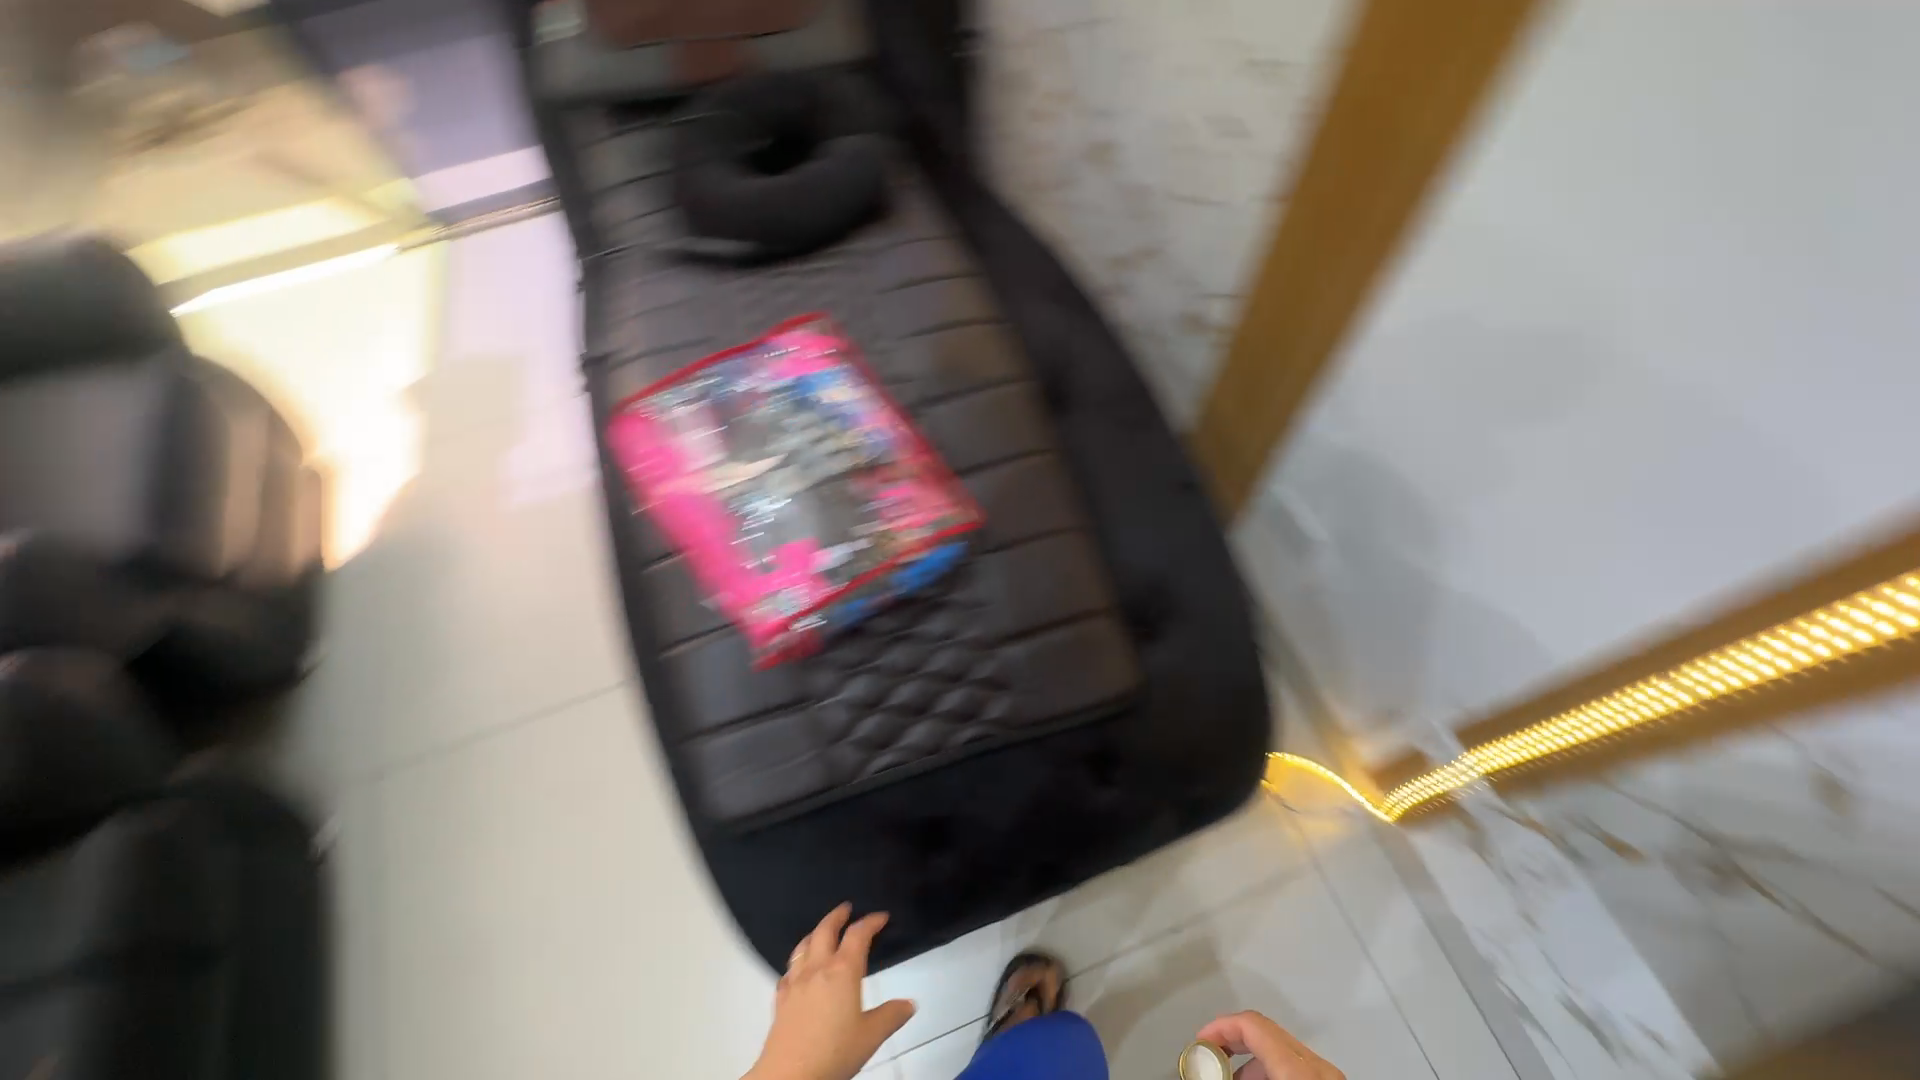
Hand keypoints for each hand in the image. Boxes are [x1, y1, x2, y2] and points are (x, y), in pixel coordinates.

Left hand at [746, 903, 916, 1079]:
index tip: (881, 916)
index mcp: (842, 971)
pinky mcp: (780, 999)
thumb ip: (891, 1016)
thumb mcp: (871, 1037)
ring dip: (815, 933)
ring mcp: (794, 983)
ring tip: (821, 931)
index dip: (871, 922)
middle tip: (846, 908)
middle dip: (837, 916)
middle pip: (825, 931)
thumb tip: (909, 1004)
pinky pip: (788, 970)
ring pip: (803, 946)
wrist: (789, 1076)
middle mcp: (817, 969)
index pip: (858, 935)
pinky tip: (797, 970)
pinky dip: (796, 961)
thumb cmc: (834, 1052)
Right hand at [1196, 1011, 1343, 1079]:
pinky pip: (1294, 1064)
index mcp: (1300, 1066)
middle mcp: (1319, 1064)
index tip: (1198, 1040)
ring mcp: (1329, 1074)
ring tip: (1228, 1076)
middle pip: (1266, 1032)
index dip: (1219, 1025)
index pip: (1252, 1023)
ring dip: (1249, 1058)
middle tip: (1208, 1056)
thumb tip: (1199, 1070)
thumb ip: (1230, 1075)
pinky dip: (1269, 1068)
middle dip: (1231, 1040)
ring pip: (1281, 1049)